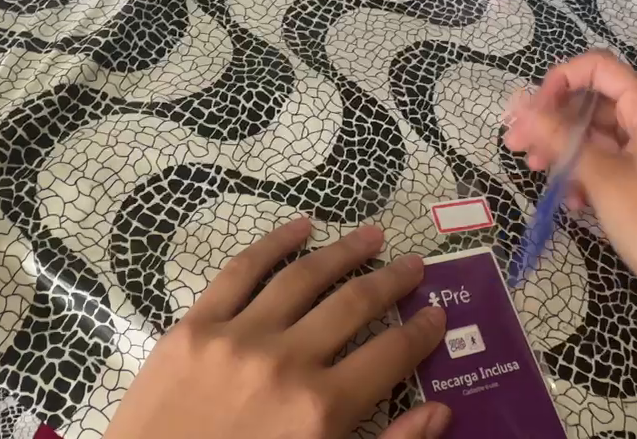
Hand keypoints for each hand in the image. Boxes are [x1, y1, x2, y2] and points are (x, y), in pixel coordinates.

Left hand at [105, 218, 450, 438]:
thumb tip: (441, 411)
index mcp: (321, 411)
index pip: (389, 356)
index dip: (419, 332)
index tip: (436, 313)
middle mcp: (286, 361)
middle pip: (353, 305)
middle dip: (392, 281)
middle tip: (414, 264)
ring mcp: (238, 336)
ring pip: (304, 276)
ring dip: (344, 252)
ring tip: (372, 235)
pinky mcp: (195, 326)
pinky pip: (241, 270)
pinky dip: (275, 242)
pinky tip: (301, 225)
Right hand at [502, 50, 636, 395]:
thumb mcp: (604, 181)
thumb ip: (558, 138)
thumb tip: (518, 103)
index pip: (597, 67)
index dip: (559, 80)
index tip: (531, 113)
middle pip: (595, 101)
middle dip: (554, 120)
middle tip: (516, 147)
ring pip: (600, 135)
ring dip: (566, 149)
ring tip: (536, 173)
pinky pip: (613, 163)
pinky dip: (588, 174)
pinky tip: (571, 202)